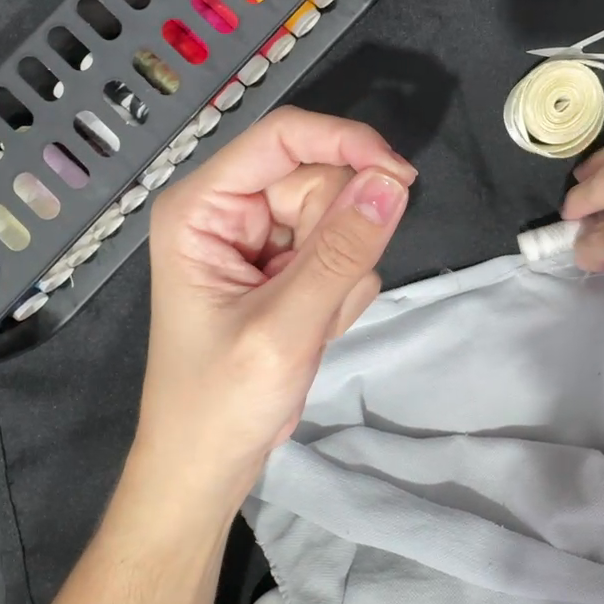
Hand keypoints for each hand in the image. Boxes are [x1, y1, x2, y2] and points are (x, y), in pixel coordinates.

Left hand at [133, 107, 413, 506]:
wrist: (209, 467)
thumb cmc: (221, 402)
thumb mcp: (284, 328)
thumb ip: (340, 252)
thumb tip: (393, 183)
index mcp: (203, 206)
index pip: (283, 136)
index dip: (345, 143)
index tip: (400, 178)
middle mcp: (231, 208)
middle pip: (319, 176)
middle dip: (336, 236)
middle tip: (315, 301)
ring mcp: (263, 236)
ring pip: (341, 213)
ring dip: (340, 273)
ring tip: (307, 325)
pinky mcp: (289, 263)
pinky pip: (346, 247)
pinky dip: (343, 290)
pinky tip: (312, 328)